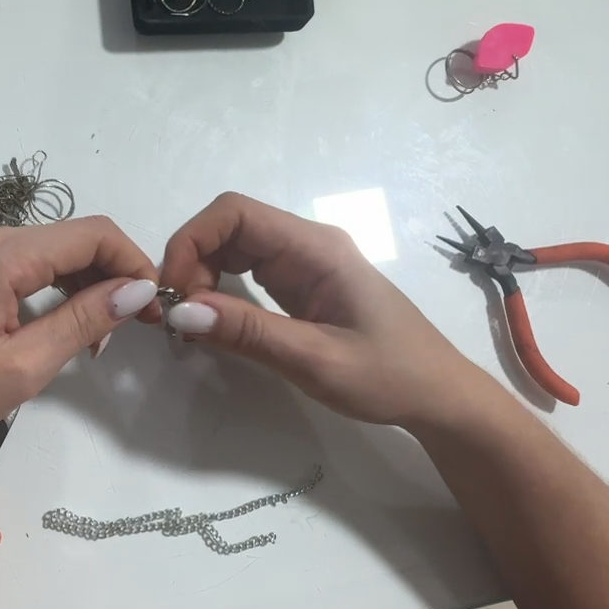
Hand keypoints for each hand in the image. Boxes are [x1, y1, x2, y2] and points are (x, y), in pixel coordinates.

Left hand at [0, 217, 160, 477]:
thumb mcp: (21, 367)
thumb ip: (81, 321)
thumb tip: (136, 289)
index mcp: (5, 256)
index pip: (93, 234)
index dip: (134, 264)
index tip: (153, 309)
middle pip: (75, 239)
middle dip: (114, 276)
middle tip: (131, 330)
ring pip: (54, 254)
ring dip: (87, 287)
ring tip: (97, 340)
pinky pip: (29, 270)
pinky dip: (57, 293)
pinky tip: (64, 330)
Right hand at [159, 192, 490, 427]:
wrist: (436, 395)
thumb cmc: (387, 376)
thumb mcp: (313, 359)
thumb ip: (247, 332)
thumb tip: (180, 311)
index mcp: (316, 248)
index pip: (234, 213)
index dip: (191, 241)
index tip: (172, 292)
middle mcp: (306, 245)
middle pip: (228, 226)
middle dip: (190, 261)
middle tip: (177, 315)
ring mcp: (302, 263)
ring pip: (231, 248)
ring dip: (200, 276)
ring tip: (190, 321)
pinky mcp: (297, 285)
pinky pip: (244, 271)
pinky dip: (217, 290)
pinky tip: (211, 320)